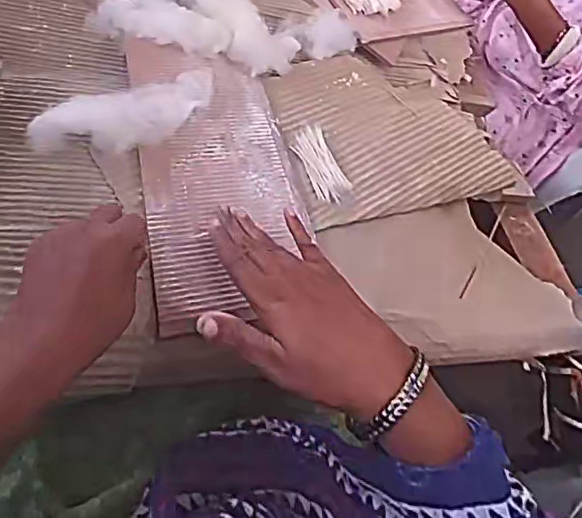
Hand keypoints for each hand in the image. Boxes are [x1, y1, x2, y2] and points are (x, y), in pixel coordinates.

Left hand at [0, 205, 147, 381]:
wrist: (41, 340)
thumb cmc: (89, 326)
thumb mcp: (125, 303)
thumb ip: (131, 270)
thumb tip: (132, 255)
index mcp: (113, 240)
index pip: (134, 221)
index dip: (136, 237)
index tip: (134, 251)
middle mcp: (86, 229)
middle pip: (107, 212)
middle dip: (113, 228)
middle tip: (112, 256)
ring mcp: (60, 234)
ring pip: (82, 226)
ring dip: (87, 240)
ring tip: (82, 273)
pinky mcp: (39, 244)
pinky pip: (61, 239)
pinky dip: (66, 250)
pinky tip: (62, 278)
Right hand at [198, 210, 414, 420]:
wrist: (378, 369)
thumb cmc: (324, 372)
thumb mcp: (277, 364)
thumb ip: (240, 338)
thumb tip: (203, 320)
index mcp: (271, 299)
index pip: (239, 265)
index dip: (223, 245)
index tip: (209, 226)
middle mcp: (287, 279)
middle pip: (254, 249)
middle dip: (235, 229)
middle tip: (219, 210)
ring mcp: (310, 273)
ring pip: (275, 244)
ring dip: (255, 228)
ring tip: (240, 213)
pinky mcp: (329, 275)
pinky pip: (307, 244)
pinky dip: (296, 228)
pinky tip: (288, 215)